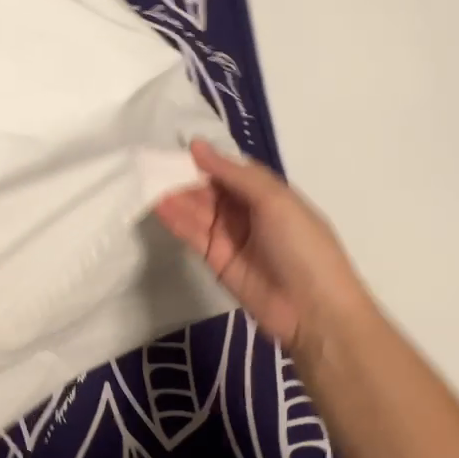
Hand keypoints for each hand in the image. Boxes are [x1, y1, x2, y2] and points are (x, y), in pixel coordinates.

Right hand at [154, 140, 372, 352]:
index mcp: (266, 193)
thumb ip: (233, 173)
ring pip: (195, 207)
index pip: (227, 168)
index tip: (172, 145)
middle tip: (149, 162)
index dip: (203, 157)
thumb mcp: (275, 201)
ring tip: (143, 178)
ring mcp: (229, 235)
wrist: (315, 312)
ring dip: (172, 194)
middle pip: (207, 187)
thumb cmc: (303, 247)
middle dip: (181, 174)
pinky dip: (173, 217)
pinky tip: (154, 202)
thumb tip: (196, 145)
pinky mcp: (214, 258)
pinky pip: (190, 232)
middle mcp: (245, 210)